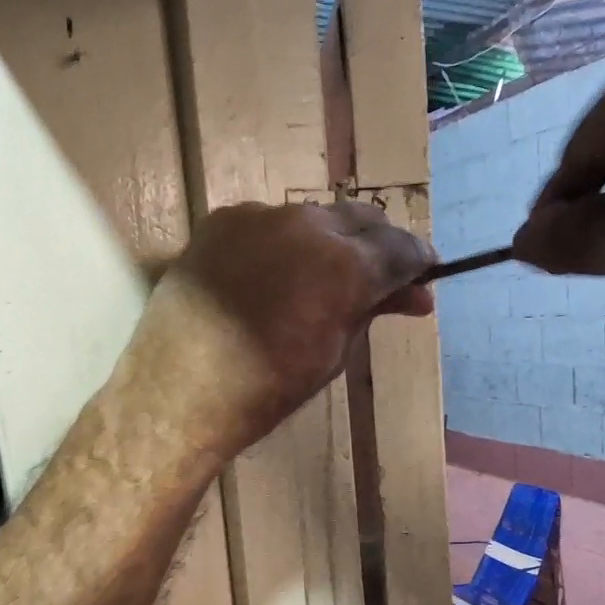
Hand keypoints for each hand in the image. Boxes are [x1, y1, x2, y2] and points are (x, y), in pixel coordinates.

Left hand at [126, 200, 434, 454]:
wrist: (179, 388)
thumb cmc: (266, 388)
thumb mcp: (334, 355)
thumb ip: (370, 312)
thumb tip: (411, 296)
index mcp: (346, 265)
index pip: (400, 248)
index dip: (418, 261)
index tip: (426, 274)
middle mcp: (308, 226)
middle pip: (361, 220)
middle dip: (378, 245)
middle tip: (383, 276)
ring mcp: (261, 217)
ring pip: (315, 217)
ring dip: (331, 240)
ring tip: (326, 274)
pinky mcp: (222, 220)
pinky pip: (269, 222)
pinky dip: (285, 242)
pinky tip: (277, 272)